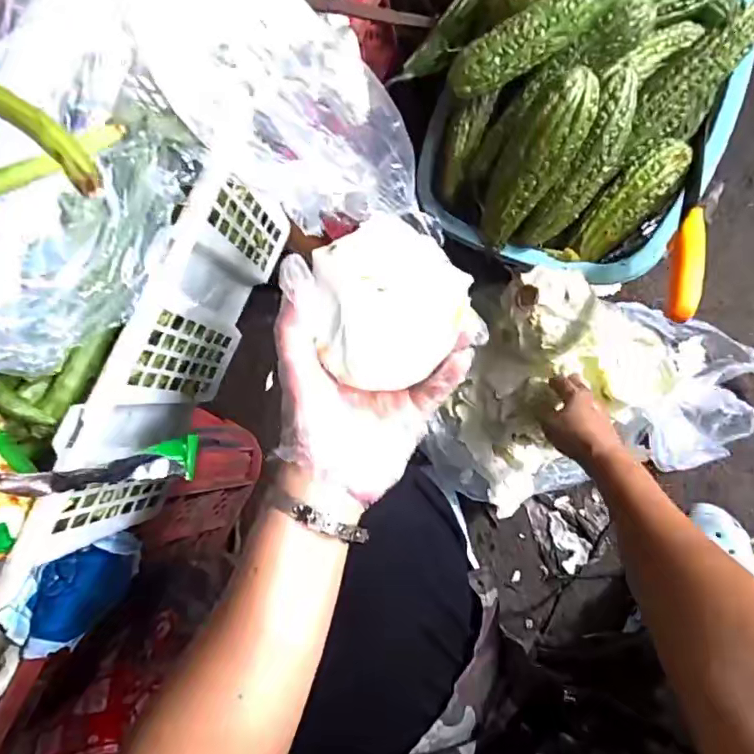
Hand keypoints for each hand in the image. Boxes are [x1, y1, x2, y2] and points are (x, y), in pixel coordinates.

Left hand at [273, 255, 475, 507]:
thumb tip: (294, 281)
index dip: (378, 294)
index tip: (393, 269)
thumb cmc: (308, 429)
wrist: (329, 484)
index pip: (364, 318)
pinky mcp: (413, 414)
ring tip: (462, 318)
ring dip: (445, 340)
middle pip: (402, 335)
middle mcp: (372, 370)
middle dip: (422, 314)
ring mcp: (396, 392)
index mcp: (343, 358)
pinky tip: (462, 356)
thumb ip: (292, 333)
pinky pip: (436, 389)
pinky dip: (449, 374)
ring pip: (426, 359)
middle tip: (440, 290)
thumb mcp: (296, 376)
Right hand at [535, 375, 627, 468]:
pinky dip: (585, 409)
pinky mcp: (606, 421)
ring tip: (571, 403)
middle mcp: (589, 396)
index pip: (562, 381)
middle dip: (570, 383)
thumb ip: (543, 413)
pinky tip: (582, 417)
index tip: (548, 382)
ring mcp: (600, 408)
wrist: (603, 454)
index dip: (553, 381)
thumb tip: (539, 407)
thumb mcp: (550, 425)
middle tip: (562, 386)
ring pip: (587, 396)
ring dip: (579, 397)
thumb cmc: (574, 436)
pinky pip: (592, 409)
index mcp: (574, 394)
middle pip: (578, 384)